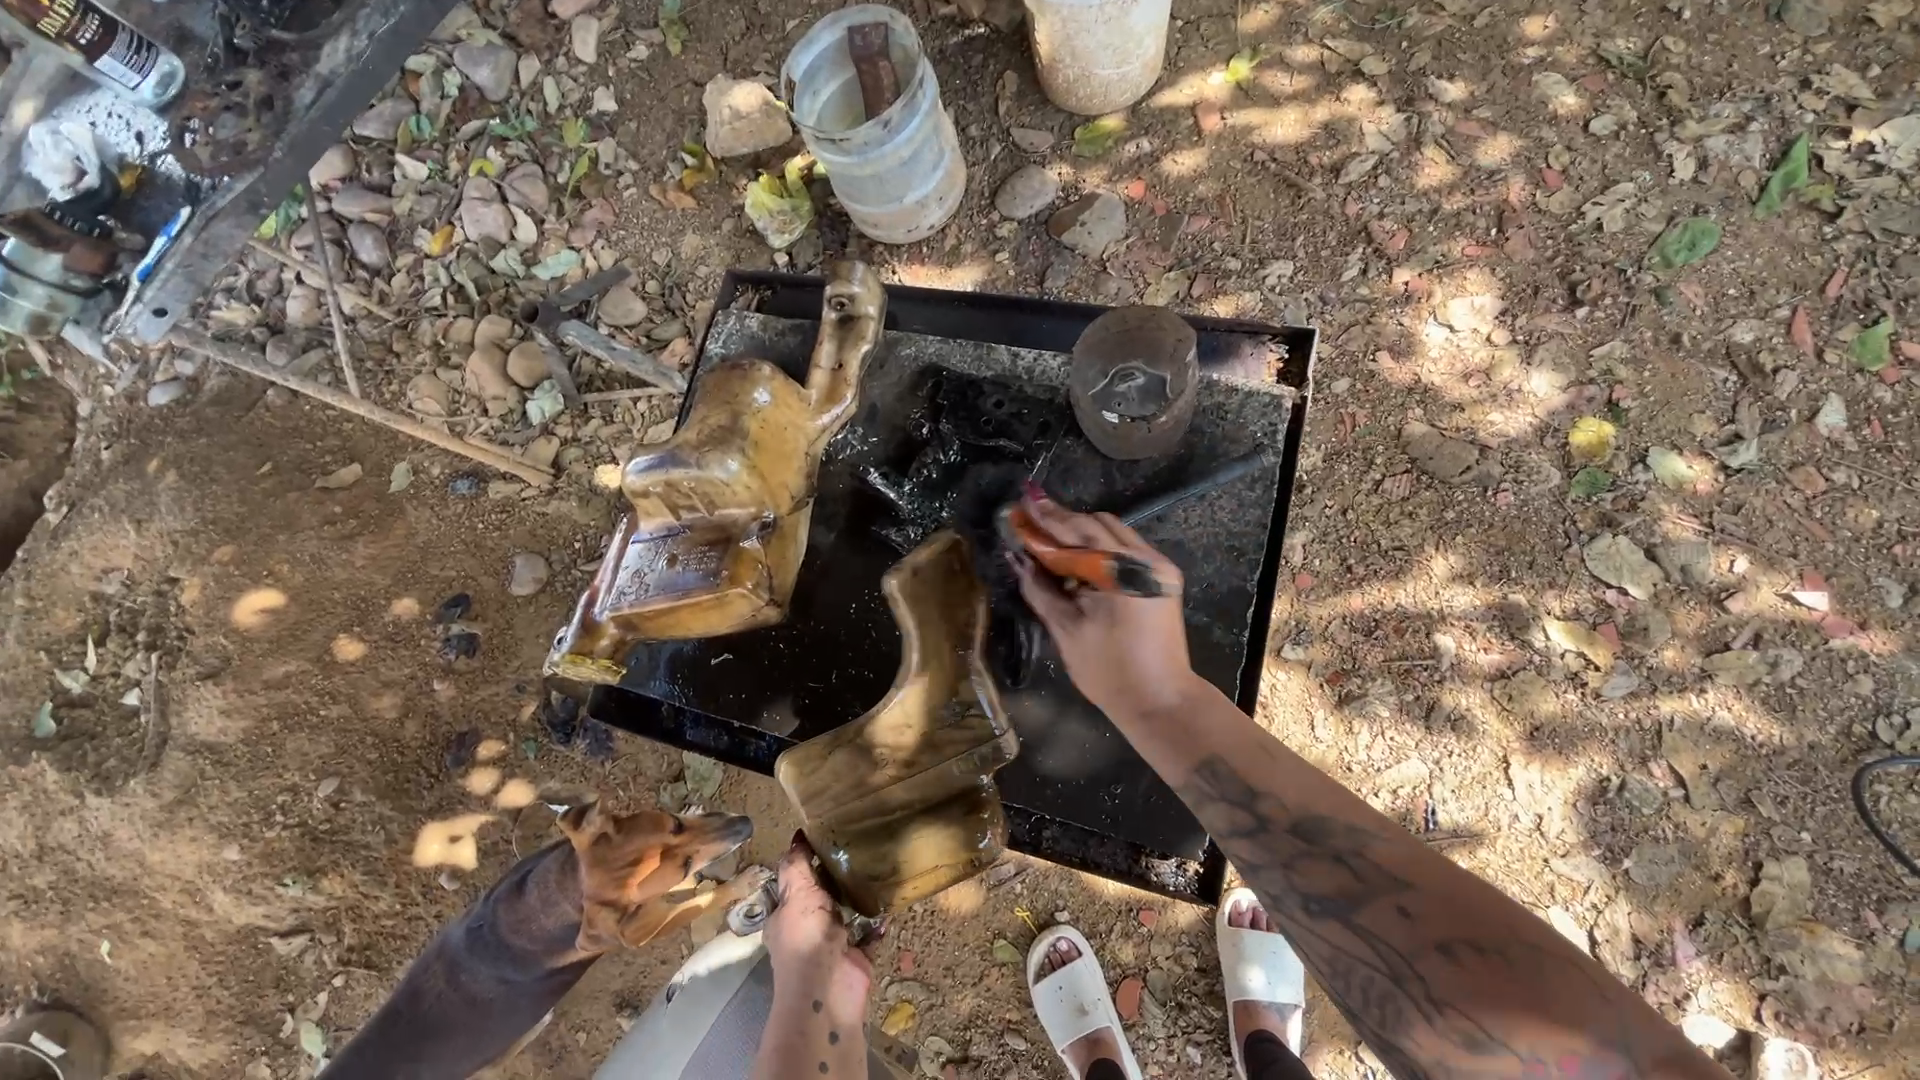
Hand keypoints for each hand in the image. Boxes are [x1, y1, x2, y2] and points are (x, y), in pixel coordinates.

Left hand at [763, 833, 872, 1027]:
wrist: (827, 992)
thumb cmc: (805, 939)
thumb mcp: (795, 894)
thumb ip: (796, 866)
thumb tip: (797, 835)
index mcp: (786, 915)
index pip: (794, 882)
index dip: (807, 861)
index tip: (828, 836)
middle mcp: (808, 928)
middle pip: (823, 896)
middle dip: (839, 878)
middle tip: (860, 848)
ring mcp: (833, 943)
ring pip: (849, 914)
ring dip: (862, 898)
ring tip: (878, 869)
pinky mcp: (857, 956)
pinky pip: (871, 933)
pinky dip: (880, 921)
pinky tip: (888, 902)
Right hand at [1011, 496, 1202, 717]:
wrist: (1160, 700)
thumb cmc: (1109, 672)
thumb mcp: (1066, 630)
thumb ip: (1040, 589)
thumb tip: (1017, 559)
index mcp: (1123, 572)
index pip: (1078, 532)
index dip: (1046, 519)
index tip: (1021, 504)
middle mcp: (1147, 560)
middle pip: (1098, 524)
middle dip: (1062, 520)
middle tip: (1029, 516)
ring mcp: (1159, 567)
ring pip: (1113, 532)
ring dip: (1080, 532)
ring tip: (1048, 536)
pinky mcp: (1162, 578)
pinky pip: (1126, 548)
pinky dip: (1099, 546)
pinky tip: (1075, 556)